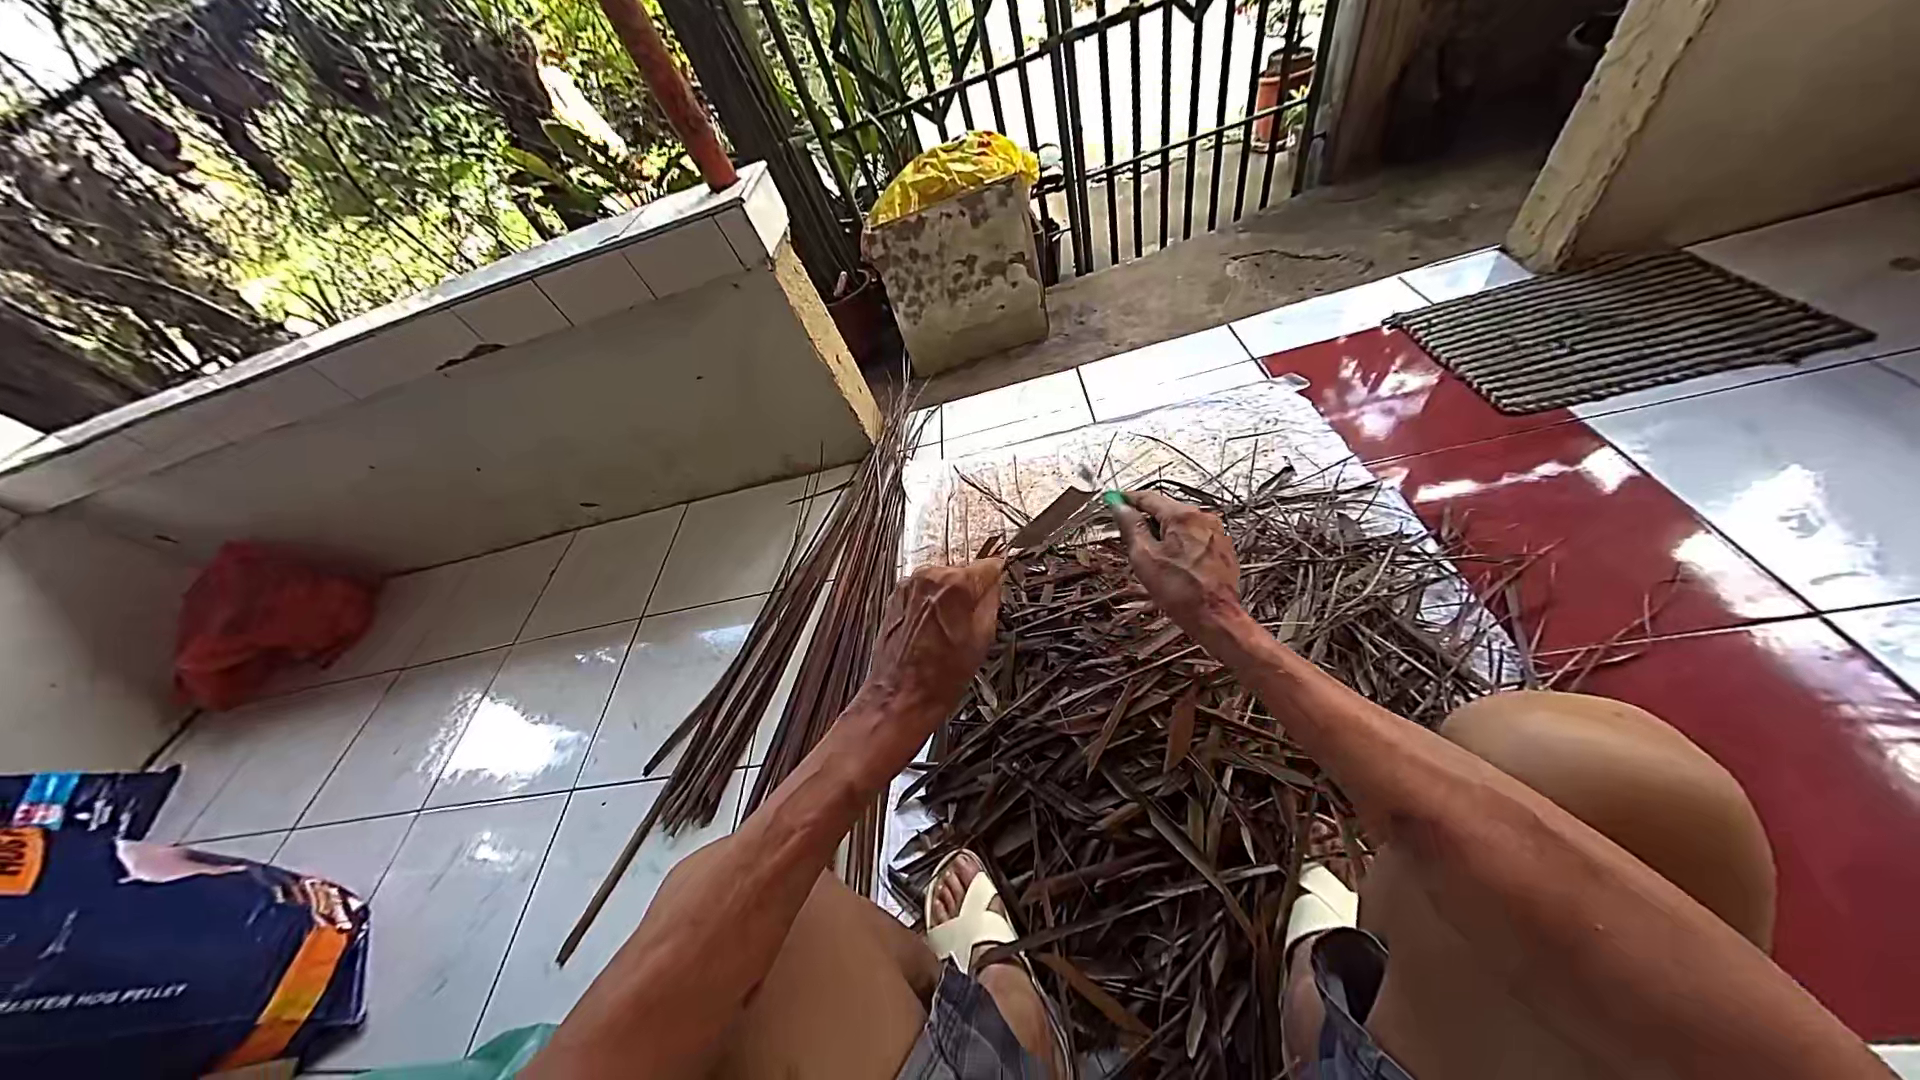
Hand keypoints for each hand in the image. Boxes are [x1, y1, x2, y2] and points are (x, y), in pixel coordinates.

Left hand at [855, 558, 1003, 759]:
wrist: (902, 695)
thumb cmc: (939, 677)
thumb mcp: (983, 638)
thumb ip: (992, 602)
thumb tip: (995, 585)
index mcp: (956, 585)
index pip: (989, 565)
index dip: (997, 578)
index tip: (999, 586)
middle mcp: (930, 578)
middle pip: (963, 571)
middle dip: (971, 590)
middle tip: (973, 619)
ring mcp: (910, 585)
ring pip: (943, 580)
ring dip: (950, 596)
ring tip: (951, 628)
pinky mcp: (897, 595)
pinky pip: (925, 590)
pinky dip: (932, 603)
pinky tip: (934, 630)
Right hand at [1111, 491, 1245, 641]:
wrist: (1214, 617)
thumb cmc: (1181, 591)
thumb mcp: (1144, 556)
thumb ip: (1131, 527)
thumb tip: (1120, 507)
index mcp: (1183, 516)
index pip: (1148, 497)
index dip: (1128, 499)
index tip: (1115, 499)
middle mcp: (1204, 518)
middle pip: (1166, 510)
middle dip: (1146, 520)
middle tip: (1128, 534)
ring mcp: (1216, 533)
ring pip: (1180, 525)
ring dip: (1163, 533)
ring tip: (1150, 556)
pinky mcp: (1222, 549)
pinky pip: (1194, 537)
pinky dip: (1179, 544)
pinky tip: (1171, 563)